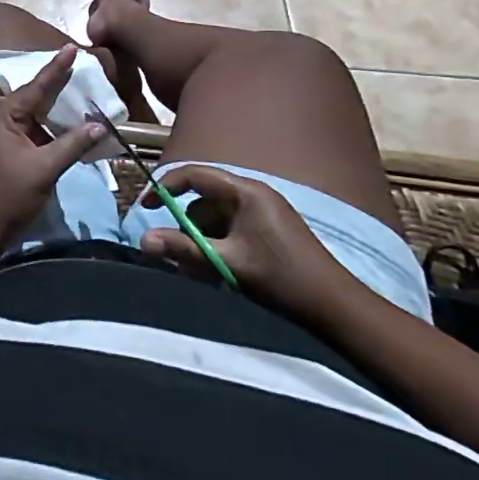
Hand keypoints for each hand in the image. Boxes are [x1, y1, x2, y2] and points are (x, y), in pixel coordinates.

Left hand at [0, 45, 104, 233]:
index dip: (57, 67)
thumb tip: (99, 125)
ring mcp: (16, 136)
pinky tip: (83, 123)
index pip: (38, 86)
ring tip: (90, 89)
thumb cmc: (7, 195)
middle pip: (41, 95)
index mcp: (7, 117)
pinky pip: (47, 131)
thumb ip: (72, 145)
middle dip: (63, 81)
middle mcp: (10, 120)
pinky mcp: (24, 152)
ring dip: (66, 106)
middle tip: (86, 64)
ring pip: (45, 114)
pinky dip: (64, 127)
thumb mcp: (43, 169)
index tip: (73, 47)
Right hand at [138, 166, 349, 313]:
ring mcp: (263, 212)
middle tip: (176, 257)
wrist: (333, 304)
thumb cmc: (281, 277)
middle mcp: (253, 194)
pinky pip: (232, 230)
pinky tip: (218, 274)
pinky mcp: (269, 229)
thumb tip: (144, 240)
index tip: (146, 206)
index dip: (166, 186)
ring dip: (202, 242)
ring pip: (217, 219)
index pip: (195, 175)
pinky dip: (219, 247)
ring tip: (200, 274)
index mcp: (245, 192)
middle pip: (204, 201)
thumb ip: (184, 250)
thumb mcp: (228, 263)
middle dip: (186, 228)